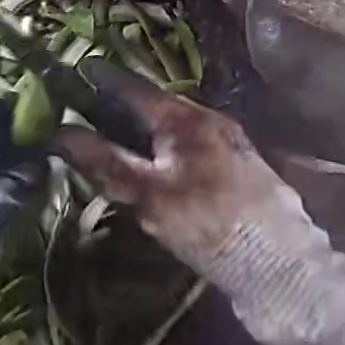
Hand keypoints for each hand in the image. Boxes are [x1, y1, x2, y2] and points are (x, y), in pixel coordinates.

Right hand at [57, 60, 344, 344]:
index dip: (100, 80)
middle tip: (85, 110)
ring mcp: (228, 145)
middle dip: (118, 106)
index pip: (132, 87)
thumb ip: (102, 162)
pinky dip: (162, 149)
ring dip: (142, 129)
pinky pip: (188, 147)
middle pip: (152, 105)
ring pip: (171, 127)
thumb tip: (58, 134)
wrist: (286, 273)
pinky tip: (153, 169)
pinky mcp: (239, 172)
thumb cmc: (209, 225)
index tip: (74, 72)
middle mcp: (209, 121)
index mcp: (185, 118)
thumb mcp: (146, 195)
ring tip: (113, 139)